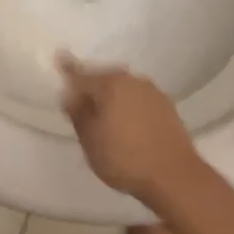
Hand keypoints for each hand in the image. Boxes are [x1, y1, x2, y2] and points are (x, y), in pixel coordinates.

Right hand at [57, 53, 206, 200]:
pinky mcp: (167, 107)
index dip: (68, 67)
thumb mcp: (90, 140)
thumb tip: (70, 94)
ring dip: (111, 95)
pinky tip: (125, 120)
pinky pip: (138, 98)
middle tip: (79, 99)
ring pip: (123, 87)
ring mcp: (153, 93)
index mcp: (110, 85)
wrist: (174, 176)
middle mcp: (132, 81)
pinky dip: (128, 104)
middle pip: (104, 77)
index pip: (81, 73)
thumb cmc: (124, 158)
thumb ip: (78, 113)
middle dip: (91, 85)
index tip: (59, 57)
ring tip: (102, 113)